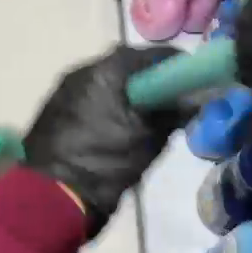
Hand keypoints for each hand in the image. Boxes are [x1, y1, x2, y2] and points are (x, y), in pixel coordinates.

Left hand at [24, 45, 187, 236]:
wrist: (49, 198)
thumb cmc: (103, 164)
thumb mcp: (149, 140)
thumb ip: (176, 112)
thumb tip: (203, 95)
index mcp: (106, 69)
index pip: (155, 54)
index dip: (179, 68)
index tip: (196, 88)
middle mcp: (82, 69)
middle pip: (130, 66)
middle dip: (154, 84)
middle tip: (173, 108)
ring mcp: (65, 88)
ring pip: (110, 83)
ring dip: (130, 96)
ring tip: (148, 123)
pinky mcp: (56, 108)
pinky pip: (92, 98)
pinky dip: (110, 107)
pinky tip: (119, 131)